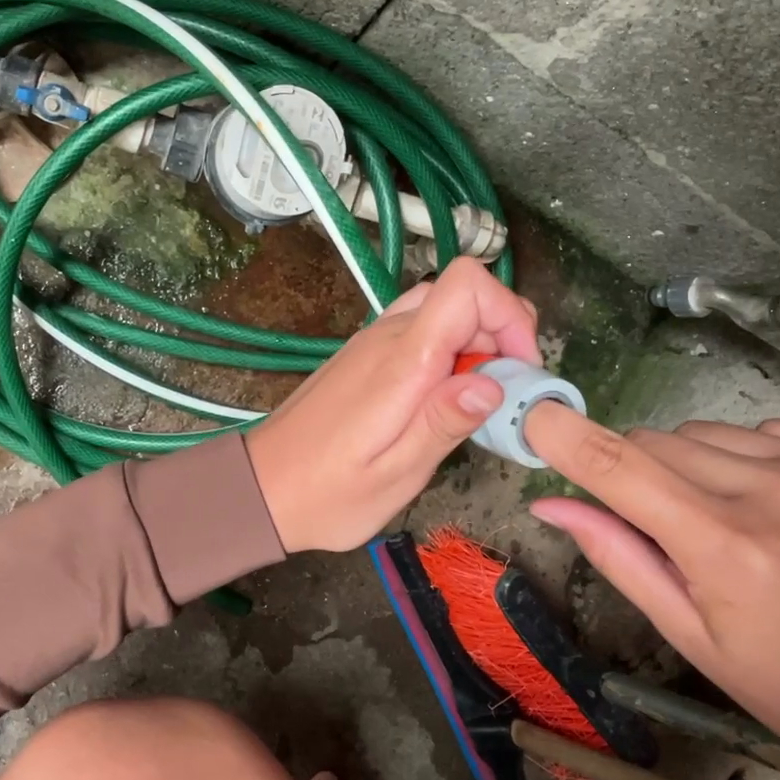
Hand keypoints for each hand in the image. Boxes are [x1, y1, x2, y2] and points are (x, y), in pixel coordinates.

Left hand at [246, 257, 538, 553]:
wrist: (260, 488)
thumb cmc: (326, 495)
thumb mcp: (396, 475)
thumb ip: (444, 423)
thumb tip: (495, 383)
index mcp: (400, 362)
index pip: (465, 285)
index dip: (509, 313)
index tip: (519, 370)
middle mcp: (385, 337)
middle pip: (461, 293)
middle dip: (501, 333)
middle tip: (505, 395)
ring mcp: (371, 342)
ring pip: (441, 309)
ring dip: (475, 343)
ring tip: (476, 400)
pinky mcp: (363, 356)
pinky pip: (418, 331)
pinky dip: (447, 351)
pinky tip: (442, 399)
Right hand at [524, 408, 779, 779]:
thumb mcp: (690, 634)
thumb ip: (616, 555)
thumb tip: (548, 503)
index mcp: (730, 549)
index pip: (619, 466)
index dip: (566, 435)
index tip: (535, 418)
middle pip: (663, 442)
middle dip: (641, 472)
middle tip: (668, 526)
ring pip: (718, 434)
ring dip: (702, 466)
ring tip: (740, 523)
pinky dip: (764, 462)